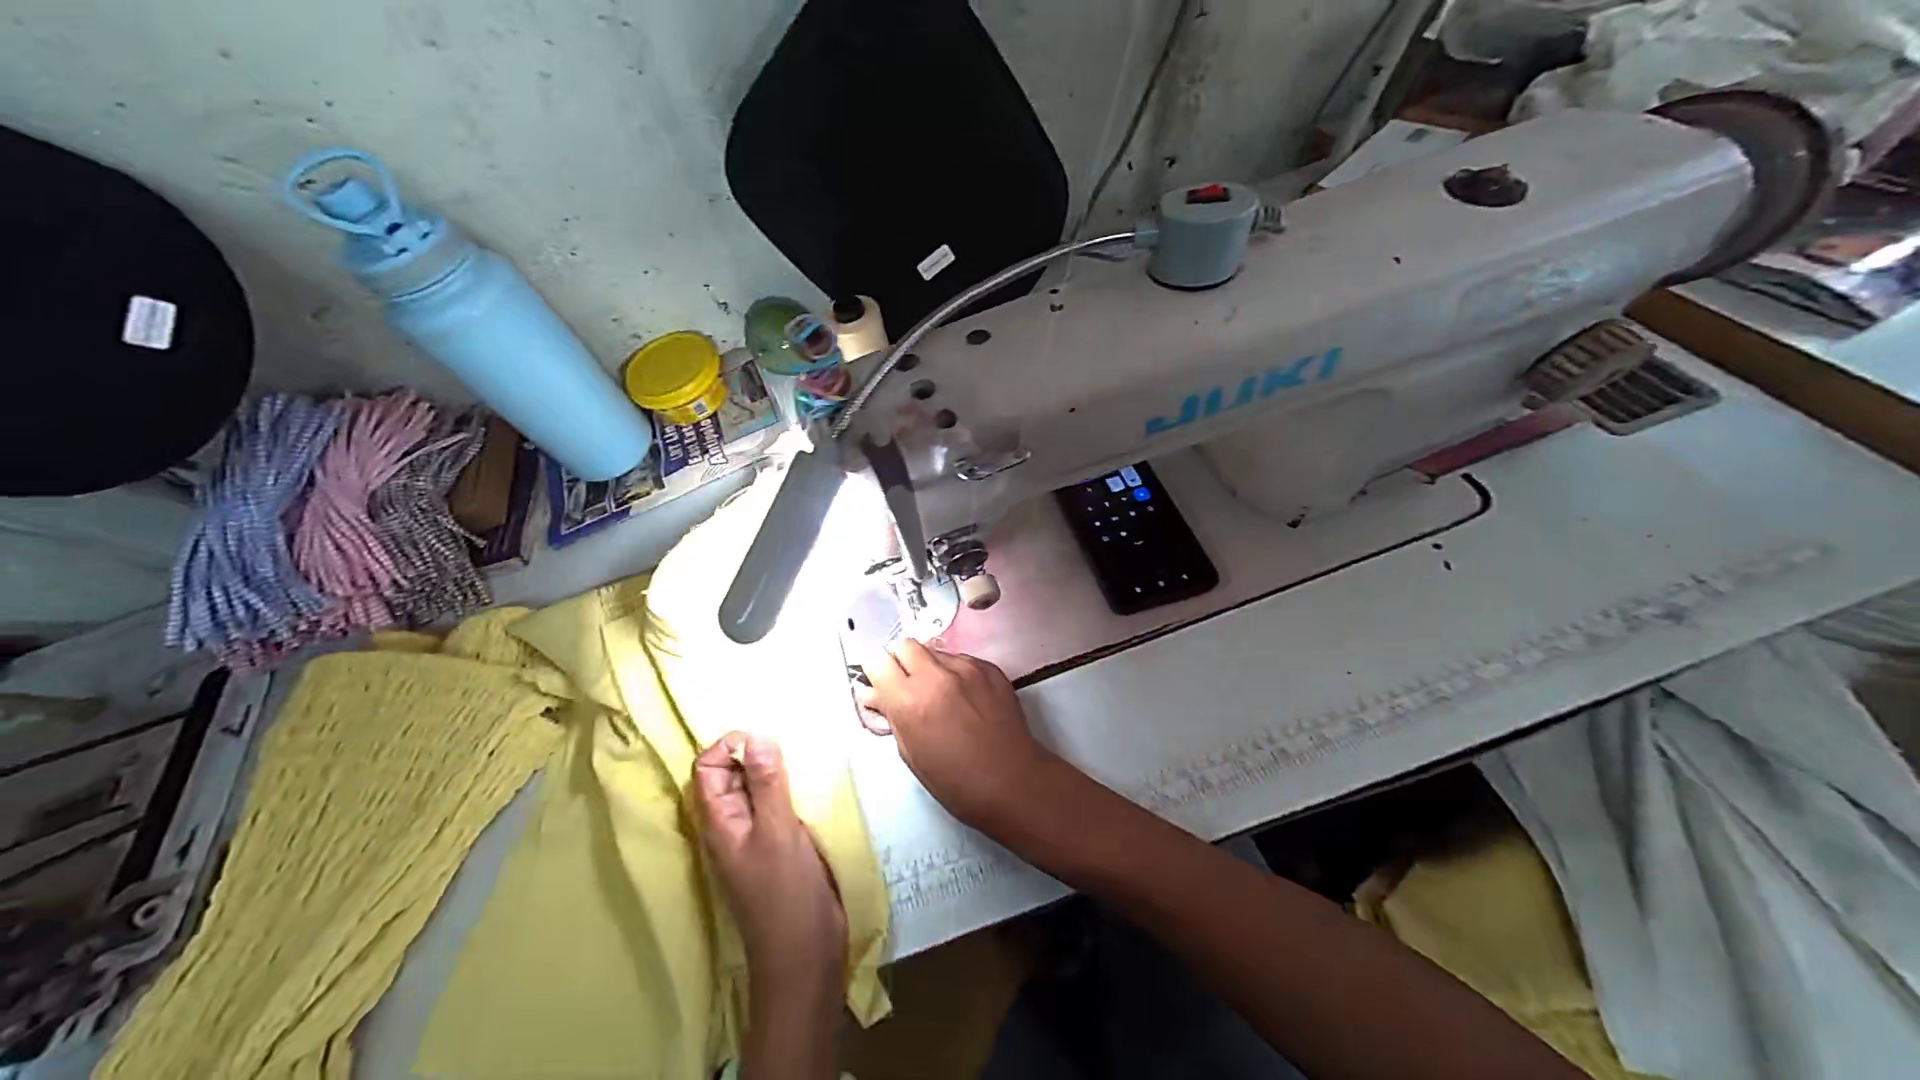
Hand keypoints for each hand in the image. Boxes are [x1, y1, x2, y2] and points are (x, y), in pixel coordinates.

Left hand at [693, 733, 847, 996]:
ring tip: (806, 760)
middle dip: (757, 754)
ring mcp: (757, 836)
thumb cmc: (785, 894)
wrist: (805, 954)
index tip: (764, 740)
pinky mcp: (780, 845)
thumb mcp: (777, 833)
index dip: (729, 747)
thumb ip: (767, 784)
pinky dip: (793, 790)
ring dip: (778, 771)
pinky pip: (779, 806)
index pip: (707, 768)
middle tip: (791, 747)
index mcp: (719, 823)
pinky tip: (816, 785)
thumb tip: (755, 736)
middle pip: (732, 775)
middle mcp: (733, 825)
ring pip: (758, 789)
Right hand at [855, 639, 1062, 830]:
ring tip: (941, 696)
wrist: (1013, 781)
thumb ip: (892, 716)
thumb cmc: (958, 781)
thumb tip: (876, 696)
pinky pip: (963, 659)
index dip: (878, 676)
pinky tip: (965, 698)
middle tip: (908, 686)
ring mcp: (968, 669)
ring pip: (935, 651)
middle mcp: (937, 677)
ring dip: (930, 667)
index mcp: (911, 701)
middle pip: (905, 646)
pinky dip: (956, 673)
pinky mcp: (991, 669)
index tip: (883, 688)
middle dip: (901, 663)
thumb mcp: (912, 754)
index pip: (878, 663)